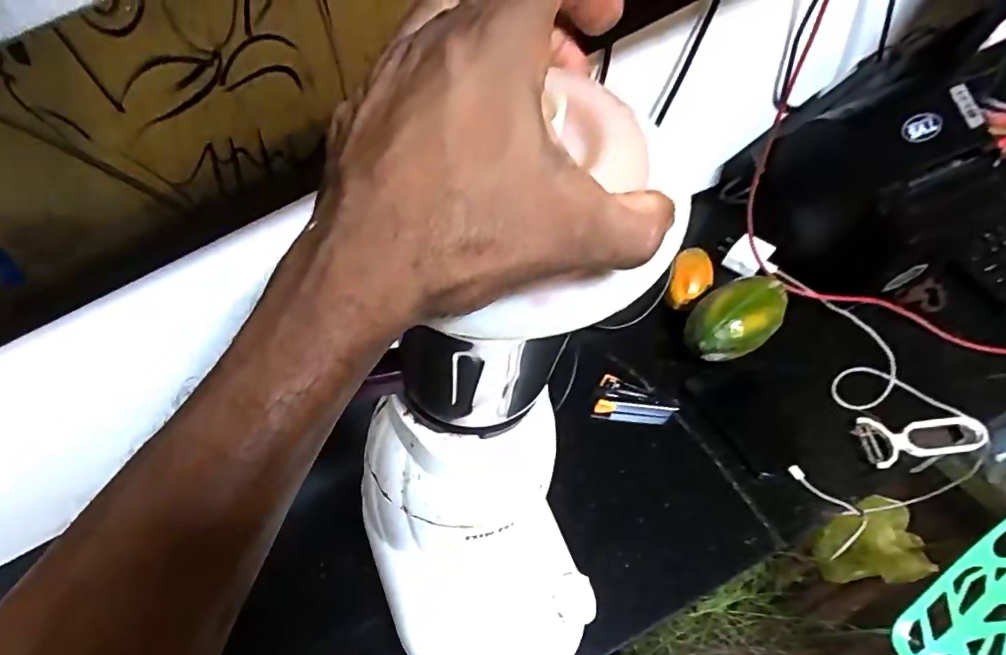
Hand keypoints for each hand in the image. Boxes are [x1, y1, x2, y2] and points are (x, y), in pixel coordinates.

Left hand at [313, 0, 674, 322]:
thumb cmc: (445, 239)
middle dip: (538, 28)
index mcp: (490, 42)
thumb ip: (632, 226)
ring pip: (440, 32)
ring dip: (480, 55)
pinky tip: (442, 144)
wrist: (358, 275)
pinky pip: (400, 83)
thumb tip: (651, 221)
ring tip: (499, 108)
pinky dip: (430, 95)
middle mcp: (430, 44)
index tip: (598, 21)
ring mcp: (384, 80)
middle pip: (494, 1)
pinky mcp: (353, 120)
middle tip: (556, 74)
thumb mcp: (566, 236)